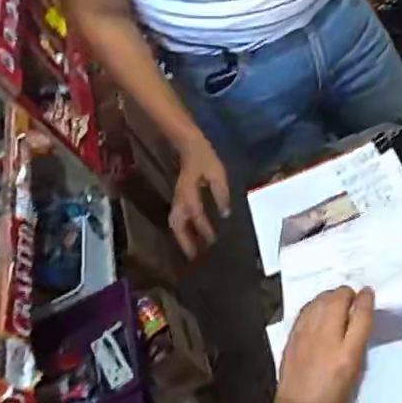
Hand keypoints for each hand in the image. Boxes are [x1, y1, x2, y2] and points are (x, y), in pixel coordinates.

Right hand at [169, 135, 229, 258]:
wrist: (189, 145)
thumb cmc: (205, 159)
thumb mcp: (217, 175)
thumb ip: (221, 194)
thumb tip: (226, 214)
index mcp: (189, 195)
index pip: (197, 217)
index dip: (205, 230)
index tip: (213, 243)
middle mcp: (180, 200)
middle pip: (178, 226)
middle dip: (185, 242)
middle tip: (194, 258)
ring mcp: (178, 199)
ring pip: (175, 223)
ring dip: (182, 238)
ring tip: (192, 251)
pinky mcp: (179, 198)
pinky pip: (178, 218)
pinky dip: (182, 229)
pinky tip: (193, 234)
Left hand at [274, 286, 374, 402]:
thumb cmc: (333, 402)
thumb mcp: (355, 375)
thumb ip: (358, 345)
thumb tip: (358, 321)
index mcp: (348, 354)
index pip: (361, 315)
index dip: (366, 299)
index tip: (369, 293)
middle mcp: (327, 339)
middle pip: (338, 300)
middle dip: (347, 293)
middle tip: (353, 298)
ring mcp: (306, 336)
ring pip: (320, 301)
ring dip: (331, 296)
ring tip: (337, 301)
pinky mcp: (292, 338)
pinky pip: (305, 310)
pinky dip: (315, 304)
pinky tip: (319, 308)